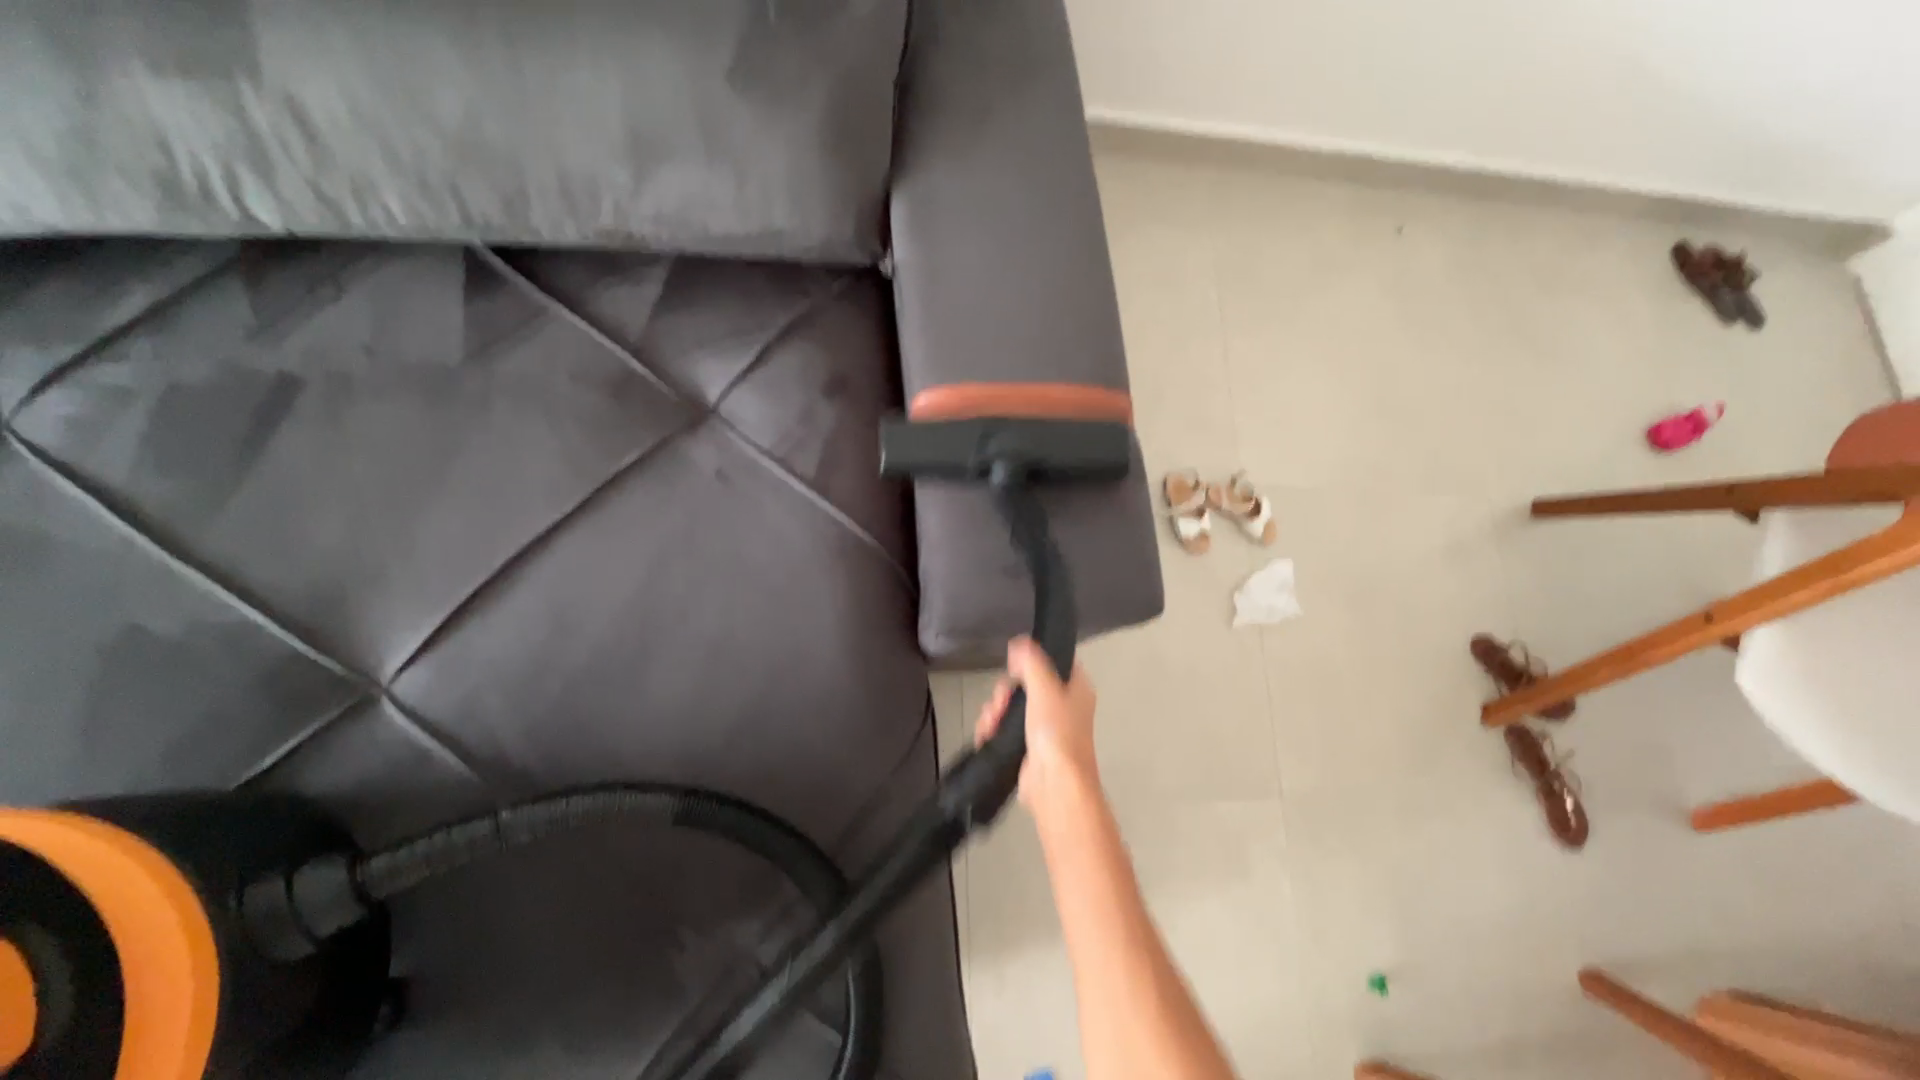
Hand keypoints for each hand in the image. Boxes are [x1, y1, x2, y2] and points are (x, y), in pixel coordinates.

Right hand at [975, 636, 1100, 810]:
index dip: (1030, 662)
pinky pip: (1005, 728)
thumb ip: (1031, 662)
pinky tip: (987, 733)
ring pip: (1011, 706)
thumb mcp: (1045, 688)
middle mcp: (1062, 705)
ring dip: (995, 711)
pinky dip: (993, 728)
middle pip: (1025, 684)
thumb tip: (1019, 644)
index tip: (1014, 668)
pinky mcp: (1028, 746)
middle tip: (1001, 702)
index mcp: (1075, 688)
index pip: (1052, 662)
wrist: (1054, 784)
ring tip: (991, 723)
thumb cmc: (1056, 733)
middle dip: (1005, 692)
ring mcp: (1044, 727)